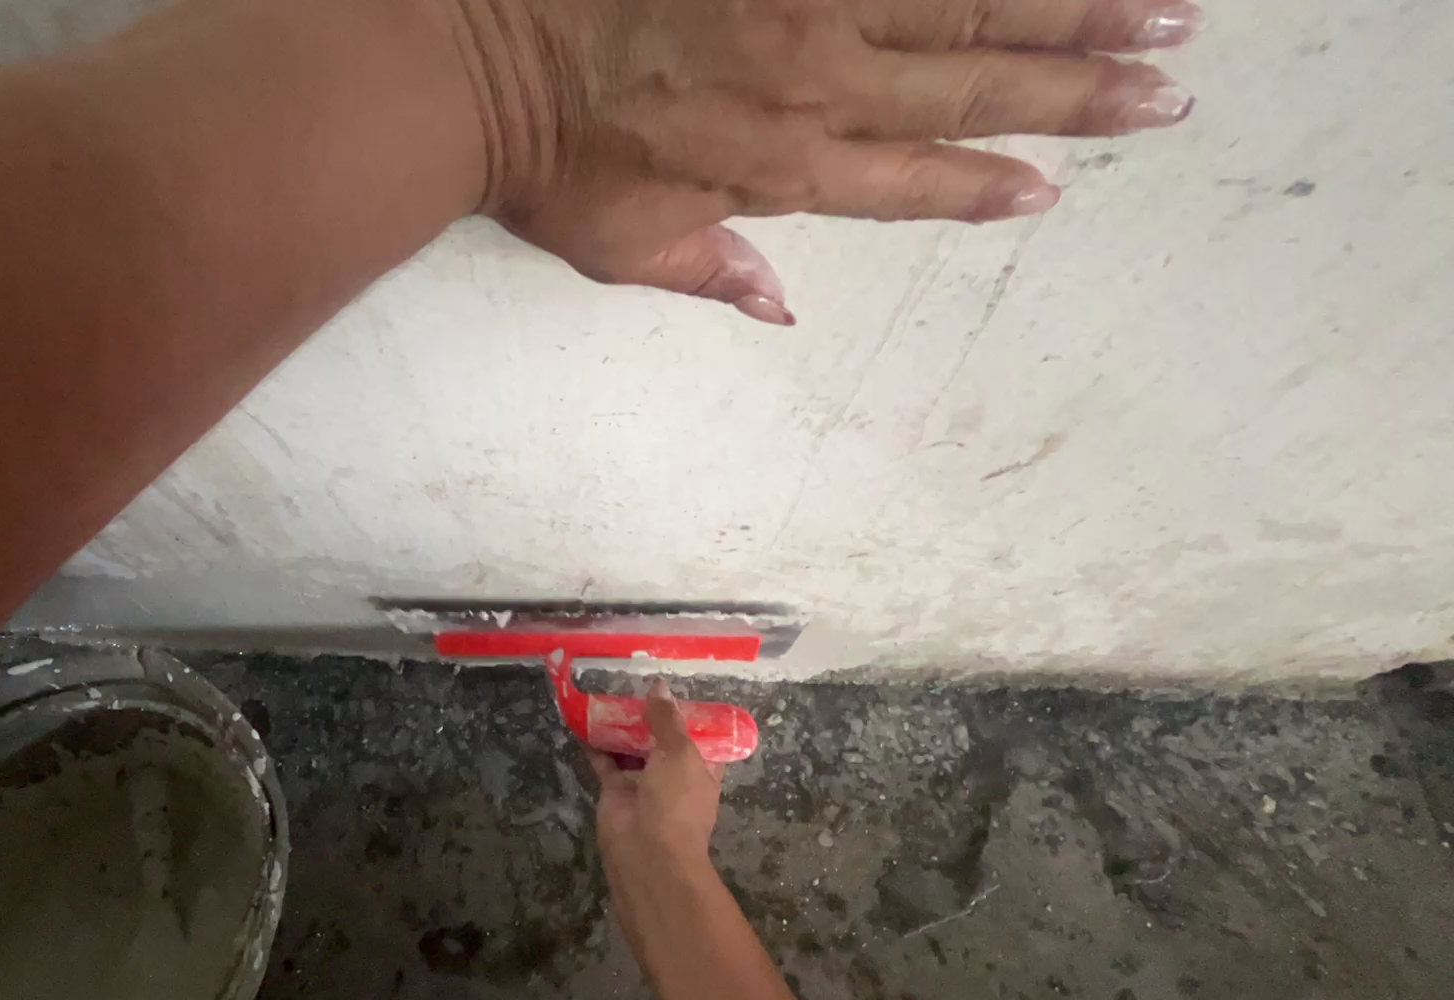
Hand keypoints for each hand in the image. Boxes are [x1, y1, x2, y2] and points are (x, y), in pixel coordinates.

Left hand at [459, 0, 1200, 322]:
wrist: (486, 69)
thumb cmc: (551, 169)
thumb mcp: (623, 249)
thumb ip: (709, 273)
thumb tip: (780, 311)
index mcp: (779, 171)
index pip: (909, 183)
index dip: (983, 186)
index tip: (1054, 187)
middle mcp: (814, 85)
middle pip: (968, 87)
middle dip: (1075, 91)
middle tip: (1170, 87)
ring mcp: (804, 0)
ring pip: (965, 1)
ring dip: (1071, 6)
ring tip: (1168, 8)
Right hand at [586, 678, 726, 872]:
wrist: (647, 853)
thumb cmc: (677, 801)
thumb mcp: (680, 753)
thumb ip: (667, 720)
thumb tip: (659, 686)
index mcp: (700, 768)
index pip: (697, 736)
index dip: (686, 714)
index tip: (672, 689)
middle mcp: (673, 773)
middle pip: (659, 737)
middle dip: (647, 714)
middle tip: (632, 683)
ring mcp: (643, 782)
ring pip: (630, 746)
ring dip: (620, 724)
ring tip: (607, 693)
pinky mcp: (615, 789)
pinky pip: (604, 759)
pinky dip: (594, 741)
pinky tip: (582, 717)